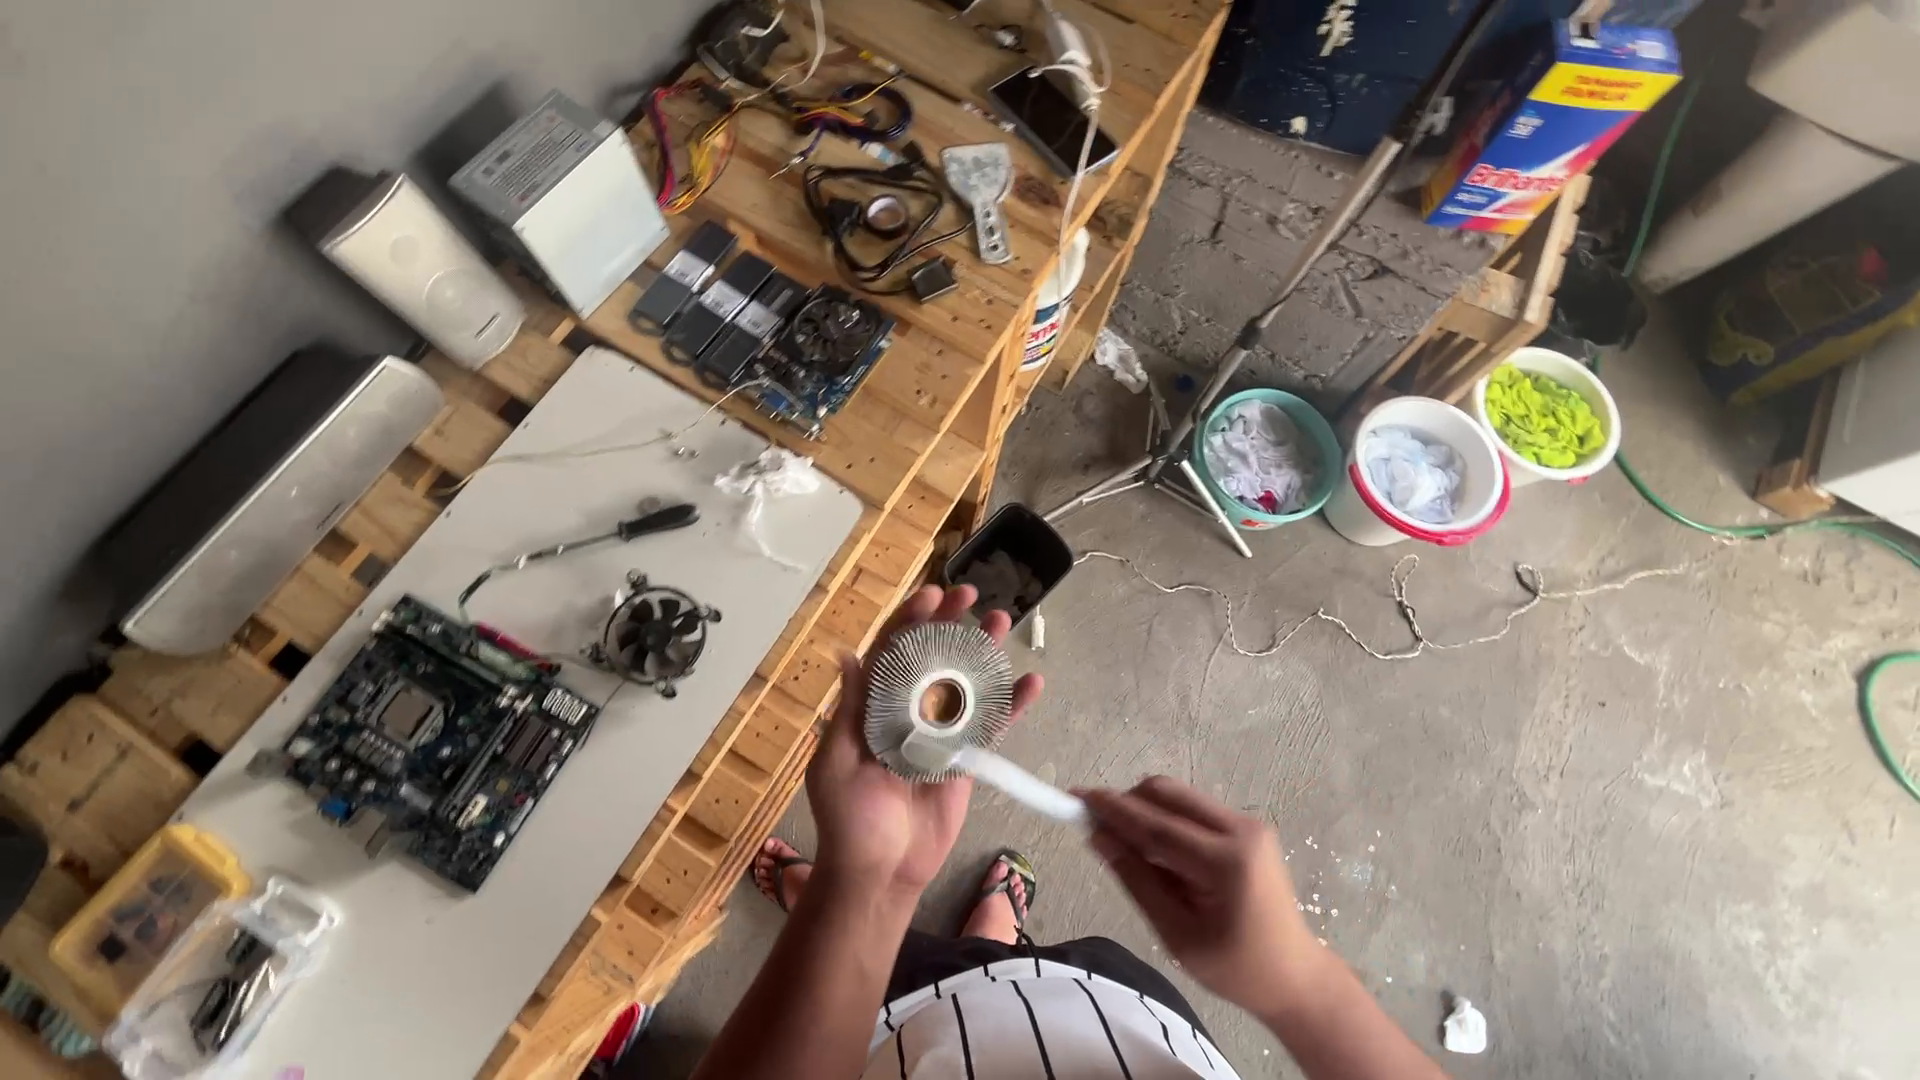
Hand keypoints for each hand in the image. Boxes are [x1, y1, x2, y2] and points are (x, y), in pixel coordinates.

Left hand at [807, 584, 1043, 898]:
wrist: (881, 874)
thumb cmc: (849, 820)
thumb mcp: (836, 763)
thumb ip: (850, 710)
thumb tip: (847, 654)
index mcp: (872, 708)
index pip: (891, 654)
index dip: (910, 622)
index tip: (933, 594)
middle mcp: (907, 713)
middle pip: (932, 659)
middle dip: (951, 625)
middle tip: (974, 597)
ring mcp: (939, 734)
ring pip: (965, 684)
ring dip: (983, 653)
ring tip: (1002, 621)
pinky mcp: (966, 759)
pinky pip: (991, 726)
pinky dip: (1011, 705)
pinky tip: (1030, 682)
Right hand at [1081, 776, 1316, 1015]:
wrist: (1296, 977)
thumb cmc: (1235, 968)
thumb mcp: (1177, 935)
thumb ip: (1137, 880)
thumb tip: (1098, 836)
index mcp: (1226, 863)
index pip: (1157, 825)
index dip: (1113, 809)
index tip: (1076, 796)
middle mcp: (1241, 830)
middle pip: (1167, 793)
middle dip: (1128, 804)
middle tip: (1100, 828)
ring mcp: (1248, 824)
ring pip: (1178, 796)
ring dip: (1146, 811)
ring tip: (1133, 851)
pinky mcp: (1247, 826)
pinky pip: (1192, 808)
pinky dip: (1166, 819)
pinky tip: (1161, 855)